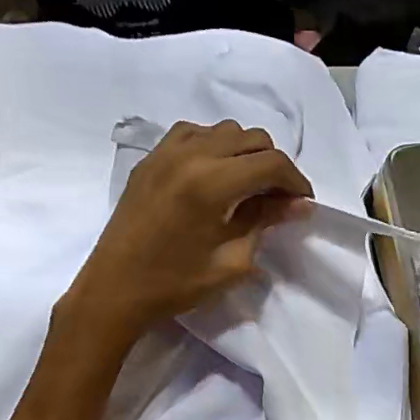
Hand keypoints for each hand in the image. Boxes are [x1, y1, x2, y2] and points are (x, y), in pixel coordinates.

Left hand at [63, 120, 313, 337]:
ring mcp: (166, 152)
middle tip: (278, 198)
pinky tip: (215, 174)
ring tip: (247, 186)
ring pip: (224, 130)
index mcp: (211, 183)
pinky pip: (193, 134)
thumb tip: (299, 204)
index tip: (303, 203)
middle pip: (251, 138)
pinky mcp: (150, 159)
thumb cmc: (176, 284)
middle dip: (274, 165)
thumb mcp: (232, 260)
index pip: (271, 163)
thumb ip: (265, 221)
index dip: (296, 181)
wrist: (115, 289)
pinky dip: (214, 146)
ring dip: (245, 153)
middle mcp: (189, 155)